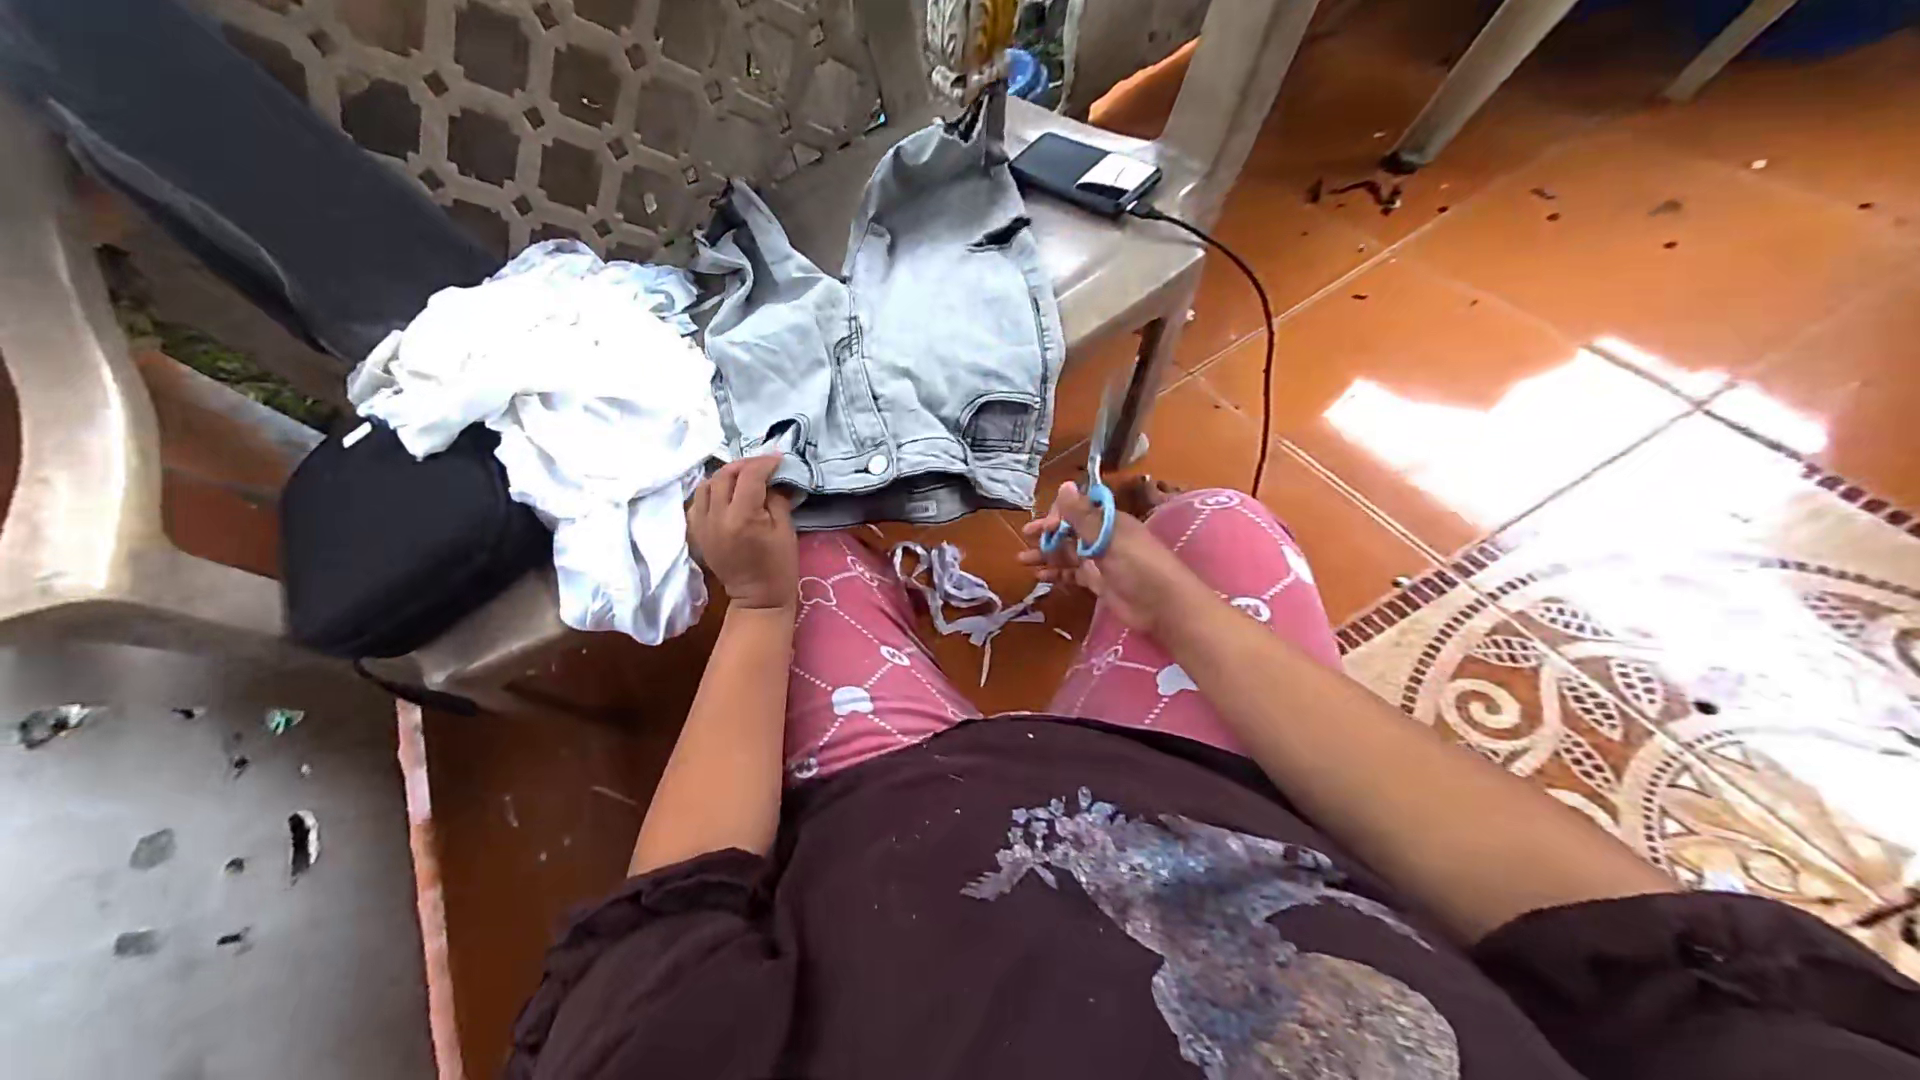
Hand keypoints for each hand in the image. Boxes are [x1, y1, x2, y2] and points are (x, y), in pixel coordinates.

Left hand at [689, 456, 797, 612]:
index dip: (765, 463)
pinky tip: (725, 494)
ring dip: (725, 476)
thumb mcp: (785, 529)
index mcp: (742, 517)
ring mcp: (702, 524)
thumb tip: (772, 479)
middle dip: (745, 465)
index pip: (749, 475)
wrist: (757, 598)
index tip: (778, 459)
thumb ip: (776, 498)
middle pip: (724, 475)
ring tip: (743, 478)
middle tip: (763, 466)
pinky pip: (698, 501)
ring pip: (706, 484)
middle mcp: (716, 516)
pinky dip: (711, 491)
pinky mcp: (696, 531)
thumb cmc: (778, 566)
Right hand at [1017, 481, 1202, 634]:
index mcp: (1108, 520)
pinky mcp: (1098, 581)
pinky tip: (1040, 576)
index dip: (1060, 514)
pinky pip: (1072, 573)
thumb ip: (1082, 515)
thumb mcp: (1108, 538)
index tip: (1047, 527)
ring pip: (1067, 552)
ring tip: (1023, 559)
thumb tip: (1064, 484)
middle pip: (1070, 529)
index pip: (1078, 508)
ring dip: (1046, 553)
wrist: (1163, 606)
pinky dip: (1056, 573)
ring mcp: (1100, 560)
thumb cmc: (1138, 565)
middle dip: (1047, 532)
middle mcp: (1102, 537)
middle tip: (1026, 536)